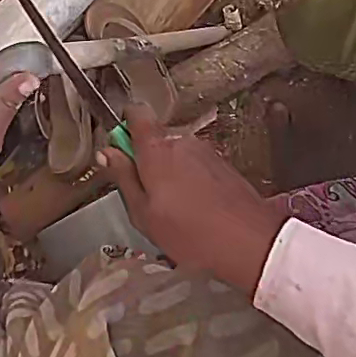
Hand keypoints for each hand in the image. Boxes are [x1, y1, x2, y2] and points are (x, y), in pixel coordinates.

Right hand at [98, 103, 289, 294]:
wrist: (250, 242)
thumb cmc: (189, 232)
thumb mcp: (143, 213)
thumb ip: (123, 178)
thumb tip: (105, 151)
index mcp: (156, 149)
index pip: (136, 113)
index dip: (125, 124)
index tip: (120, 148)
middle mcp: (181, 141)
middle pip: (155, 139)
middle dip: (147, 161)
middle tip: (147, 197)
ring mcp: (205, 151)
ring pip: (176, 154)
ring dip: (169, 173)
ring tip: (174, 210)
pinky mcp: (223, 164)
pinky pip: (195, 165)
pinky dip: (190, 180)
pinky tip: (196, 210)